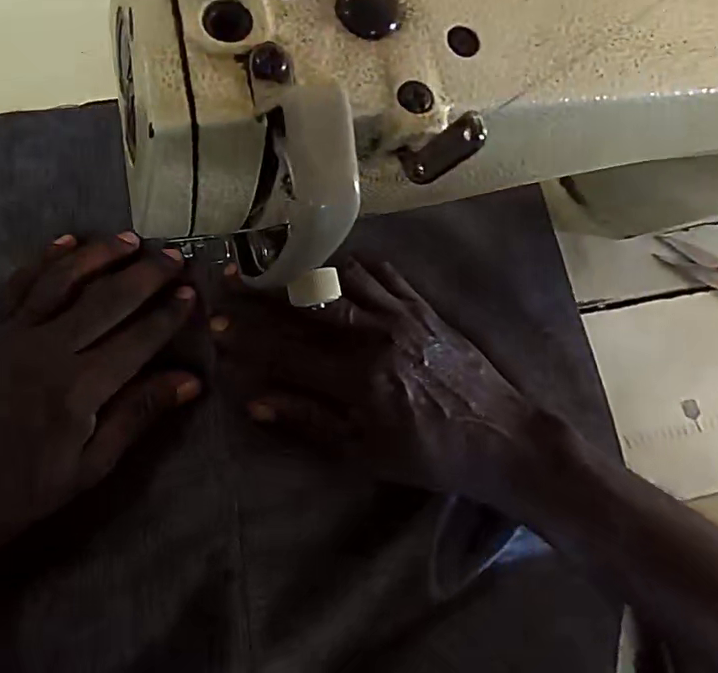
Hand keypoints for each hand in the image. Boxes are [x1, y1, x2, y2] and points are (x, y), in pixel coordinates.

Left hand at [0, 232, 201, 548]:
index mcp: (77, 389)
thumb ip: (138, 414)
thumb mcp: (90, 467)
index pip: (137, 339)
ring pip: (64, 280)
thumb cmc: (23, 491)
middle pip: (108, 299)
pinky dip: (45, 259)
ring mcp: (13, 336)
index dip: (168, 314)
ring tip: (130, 239)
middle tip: (175, 255)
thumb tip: (191, 381)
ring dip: (100, 254)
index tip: (191, 292)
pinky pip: (19, 285)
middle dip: (147, 274)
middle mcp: (48, 351)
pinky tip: (67, 240)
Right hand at [214, 259, 541, 504]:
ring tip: (279, 263)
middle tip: (235, 274)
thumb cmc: (429, 453)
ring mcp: (402, 314)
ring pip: (345, 278)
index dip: (247, 335)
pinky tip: (340, 264)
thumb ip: (309, 421)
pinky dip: (357, 266)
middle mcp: (375, 335)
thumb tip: (256, 401)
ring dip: (307, 269)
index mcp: (357, 377)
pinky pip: (385, 273)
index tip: (217, 322)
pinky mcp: (423, 305)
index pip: (287, 349)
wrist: (500, 436)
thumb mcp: (364, 452)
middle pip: (309, 303)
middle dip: (265, 289)